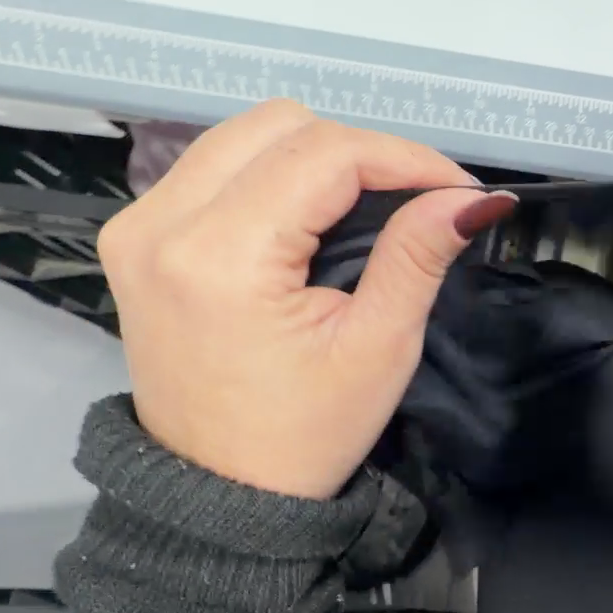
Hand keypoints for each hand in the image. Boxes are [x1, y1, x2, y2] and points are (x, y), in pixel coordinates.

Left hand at [97, 100, 516, 499]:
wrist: (224, 487)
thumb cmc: (311, 429)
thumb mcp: (379, 346)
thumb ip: (418, 258)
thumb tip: (474, 199)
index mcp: (221, 256)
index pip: (323, 155)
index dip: (406, 158)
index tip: (463, 189)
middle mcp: (159, 220)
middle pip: (279, 125)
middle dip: (366, 152)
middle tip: (422, 200)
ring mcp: (138, 223)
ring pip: (245, 135)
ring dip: (323, 157)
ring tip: (378, 207)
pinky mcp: (140, 235)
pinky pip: (218, 165)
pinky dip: (282, 174)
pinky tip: (319, 219)